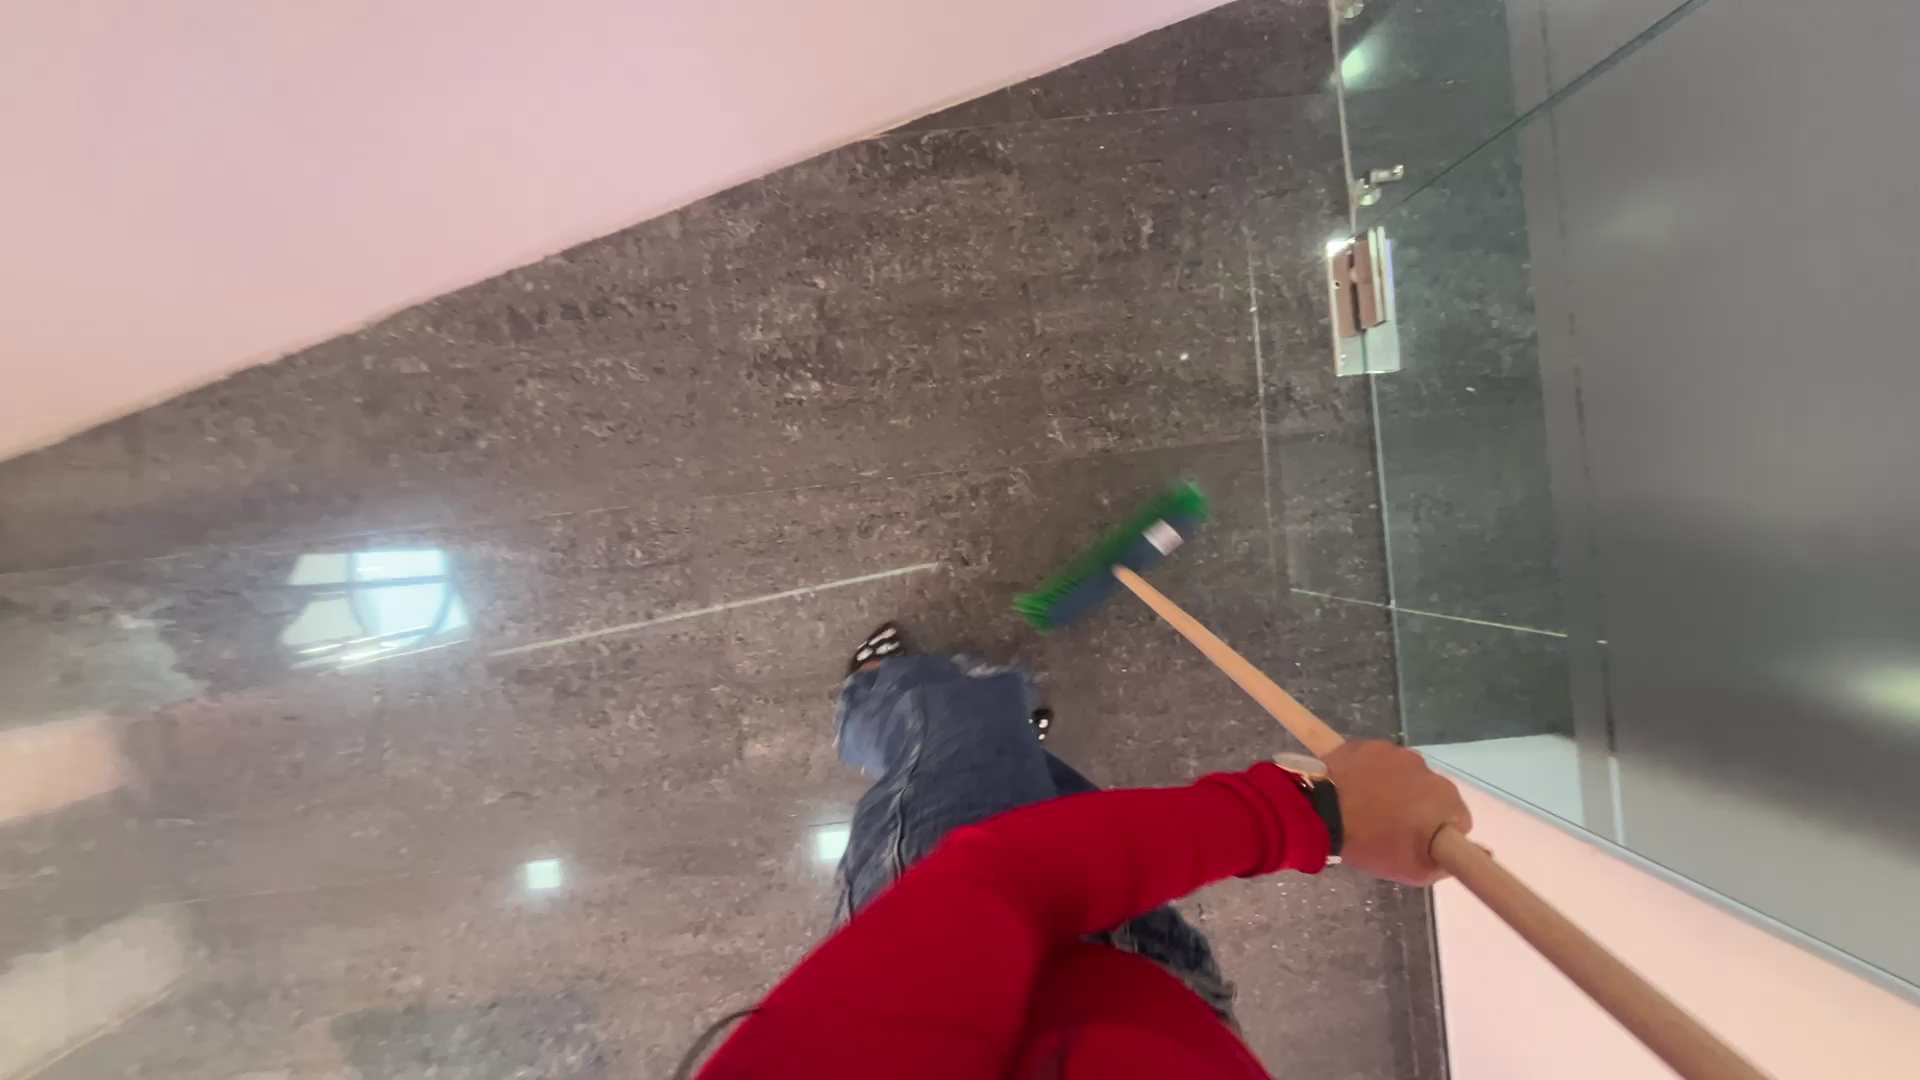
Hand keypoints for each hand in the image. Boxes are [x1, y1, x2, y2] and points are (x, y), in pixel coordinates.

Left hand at [1323, 740, 1471, 885]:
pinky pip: (1378, 761)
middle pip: (1430, 792)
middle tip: (1388, 825)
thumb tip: (1484, 852)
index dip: (1437, 832)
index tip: (1415, 840)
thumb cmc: (1371, 843)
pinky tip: (1355, 787)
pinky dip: (1372, 772)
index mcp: (1444, 796)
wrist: (1317, 810)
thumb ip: (1452, 862)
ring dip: (1394, 787)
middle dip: (1416, 807)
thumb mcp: (1416, 870)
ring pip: (1404, 775)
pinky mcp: (1364, 743)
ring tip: (1367, 805)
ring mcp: (1391, 750)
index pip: (1456, 818)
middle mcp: (1424, 767)